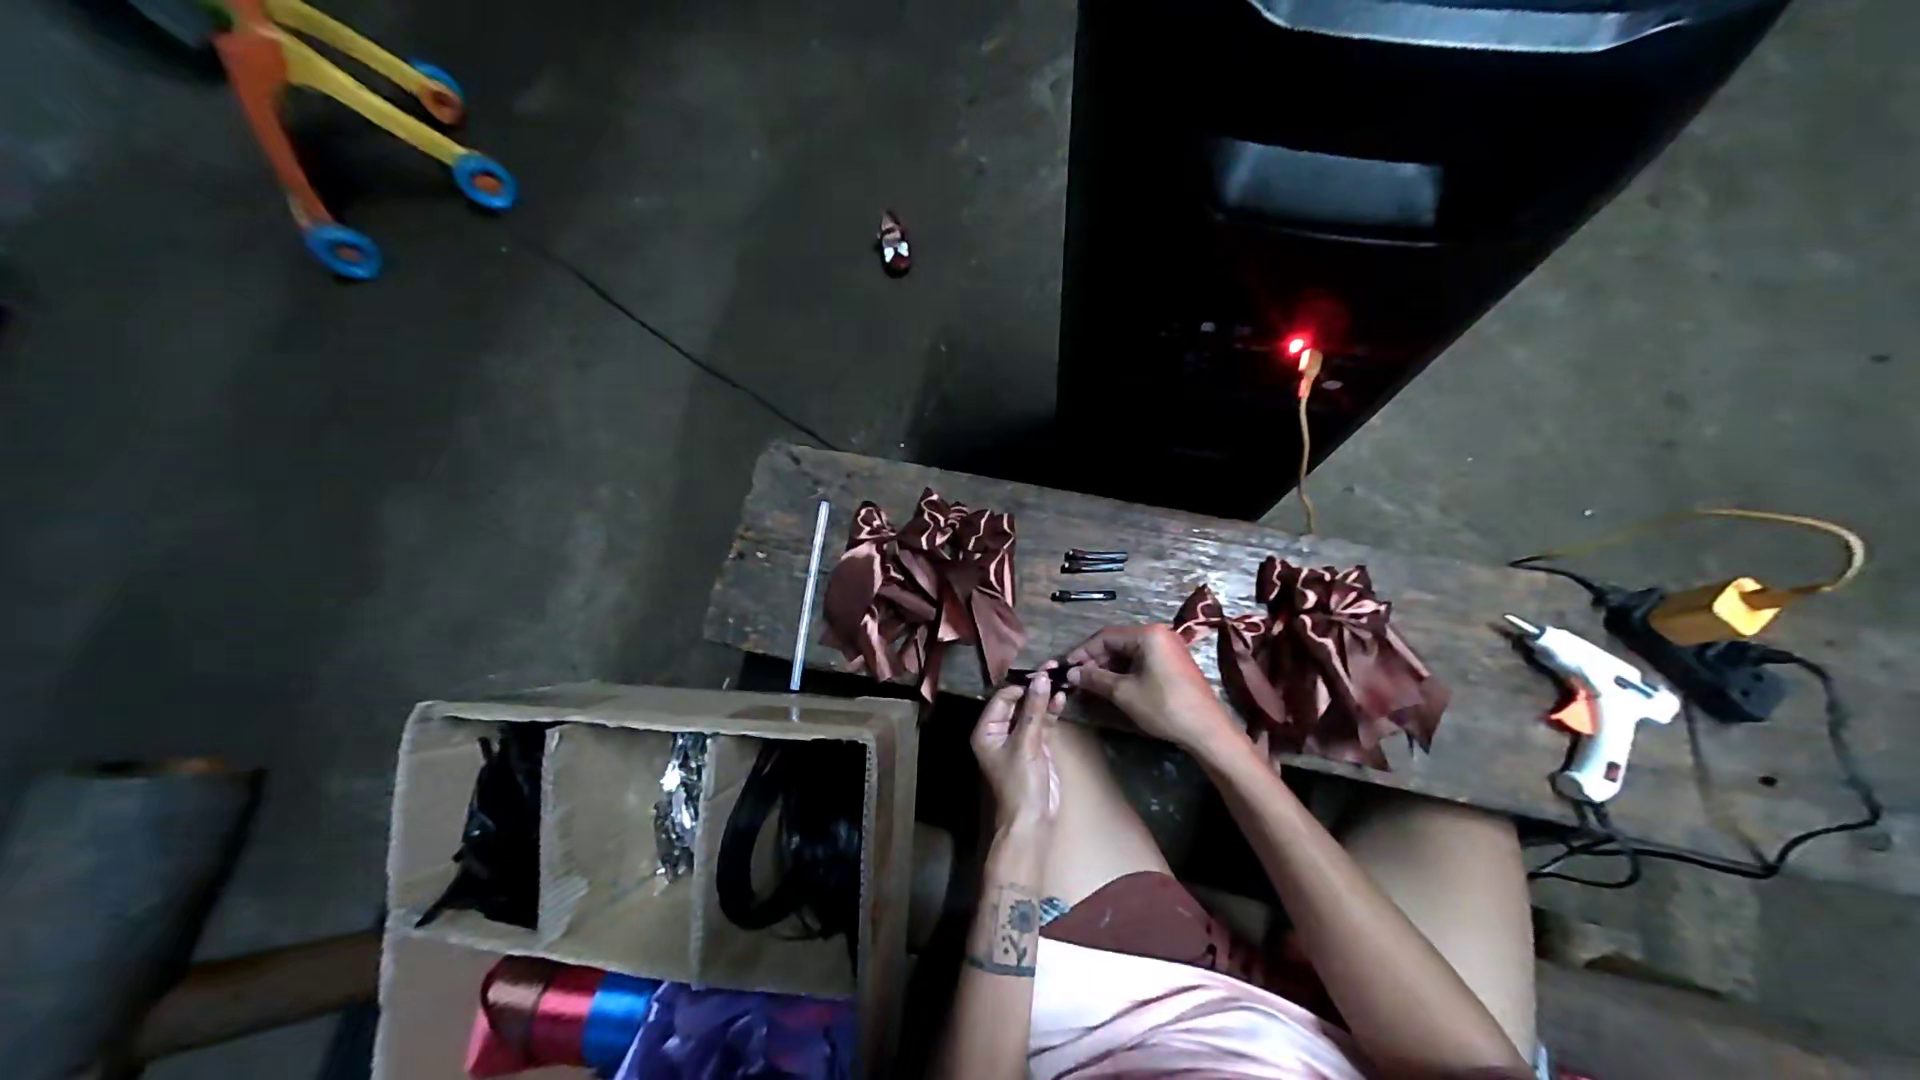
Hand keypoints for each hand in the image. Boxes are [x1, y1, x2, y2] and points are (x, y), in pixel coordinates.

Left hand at [970, 673, 1062, 833]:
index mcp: (986, 730)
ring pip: (1031, 711)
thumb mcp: (1026, 743)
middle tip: (1055, 668)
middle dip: (1035, 687)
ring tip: (1062, 679)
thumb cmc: (1020, 782)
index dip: (1022, 684)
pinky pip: (1041, 723)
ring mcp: (1017, 739)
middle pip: (1018, 702)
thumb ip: (1034, 709)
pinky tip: (1061, 699)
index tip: (1042, 671)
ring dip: (1045, 697)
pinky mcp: (1034, 747)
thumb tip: (1041, 678)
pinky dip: (1050, 711)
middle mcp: (999, 732)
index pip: (1003, 697)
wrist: (1031, 820)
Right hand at [1061, 624, 1239, 755]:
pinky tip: (1111, 685)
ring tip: (1089, 684)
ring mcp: (1168, 648)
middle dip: (1094, 660)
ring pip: (1128, 653)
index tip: (1066, 667)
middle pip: (1117, 643)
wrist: (1206, 729)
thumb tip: (1071, 673)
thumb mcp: (1124, 692)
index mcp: (1147, 635)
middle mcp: (1158, 635)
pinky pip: (1141, 660)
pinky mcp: (1172, 663)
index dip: (1083, 652)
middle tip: (1076, 678)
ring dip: (1108, 667)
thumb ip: (1095, 678)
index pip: (1105, 637)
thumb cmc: (1163, 706)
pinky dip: (1124, 671)